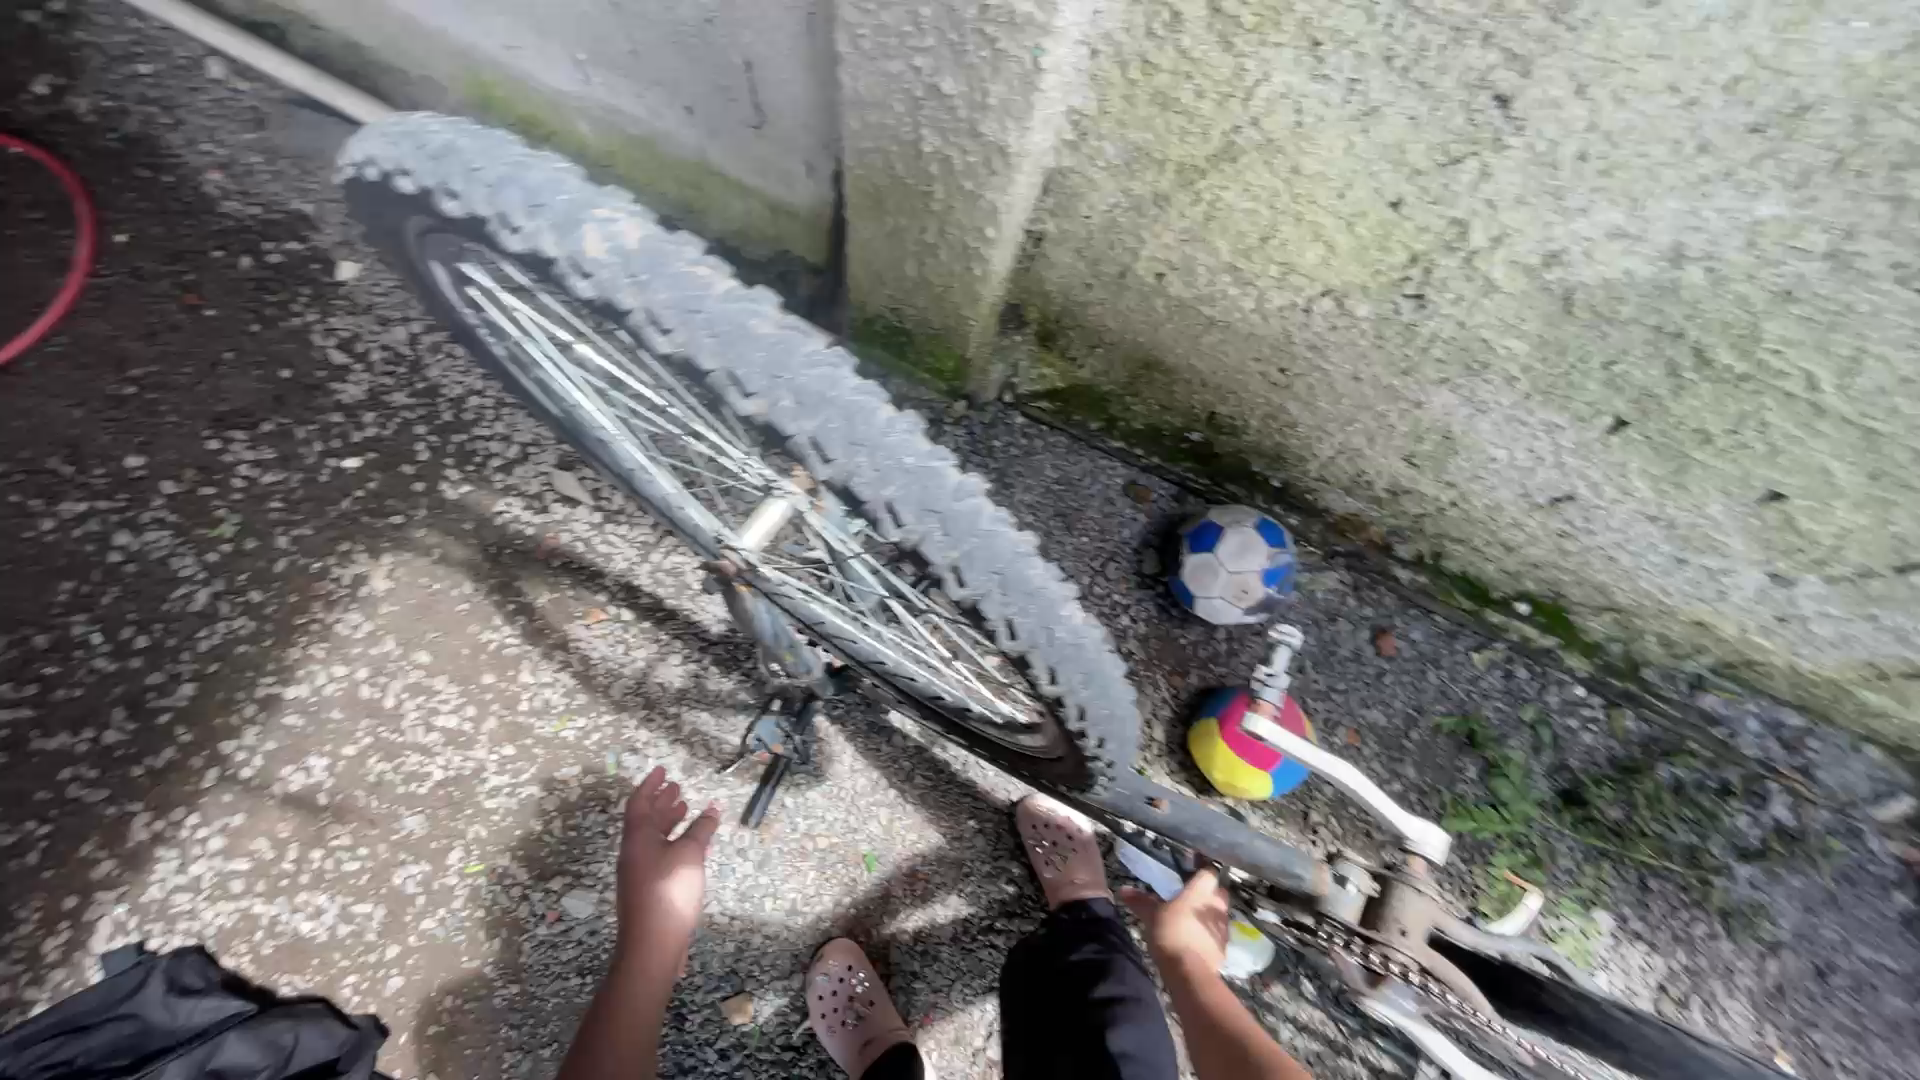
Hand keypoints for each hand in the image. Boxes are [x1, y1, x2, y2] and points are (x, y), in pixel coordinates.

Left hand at [614, 766, 720, 972]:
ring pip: (653, 836)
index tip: (661, 769)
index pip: (639, 803)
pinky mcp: (650, 887)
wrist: (652, 945)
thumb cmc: (669, 892)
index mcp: (637, 839)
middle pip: (645, 819)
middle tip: (676, 785)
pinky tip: (691, 842)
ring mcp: (640, 871)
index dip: (650, 785)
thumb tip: (712, 808)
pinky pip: (660, 851)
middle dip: (660, 800)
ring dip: (668, 819)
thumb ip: (702, 829)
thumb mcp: (690, 854)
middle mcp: (634, 852)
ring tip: (686, 806)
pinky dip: (674, 839)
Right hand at [1120, 867, 1231, 972]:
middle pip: (1219, 891)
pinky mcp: (1224, 947)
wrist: (1190, 972)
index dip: (1201, 871)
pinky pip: (1218, 933)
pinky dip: (1209, 932)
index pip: (1209, 872)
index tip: (1190, 874)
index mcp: (1201, 891)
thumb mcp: (1151, 915)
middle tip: (1190, 896)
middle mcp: (1216, 905)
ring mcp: (1222, 927)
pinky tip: (1195, 937)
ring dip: (1209, 913)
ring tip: (1191, 918)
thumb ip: (1140, 901)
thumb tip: (1124, 890)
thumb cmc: (1171, 933)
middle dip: (1209, 892)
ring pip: (1219, 913)